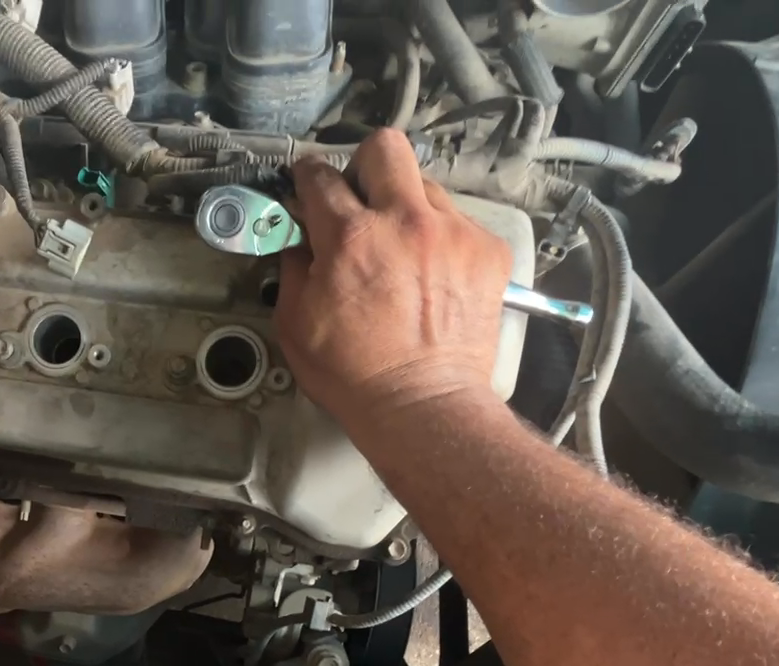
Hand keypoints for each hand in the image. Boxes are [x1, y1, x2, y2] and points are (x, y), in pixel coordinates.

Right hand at [275, 129, 513, 425]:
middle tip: (357, 203)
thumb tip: (298, 242)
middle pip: (383, 148)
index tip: (307, 184)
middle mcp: (404, 221)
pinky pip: (457, 222)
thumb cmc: (354, 375)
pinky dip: (437, 240)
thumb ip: (292, 270)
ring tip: (398, 252)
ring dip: (403, 208)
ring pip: (423, 185)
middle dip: (362, 168)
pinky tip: (428, 277)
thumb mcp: (295, 326)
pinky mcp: (485, 250)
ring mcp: (451, 232)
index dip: (307, 177)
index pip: (320, 176)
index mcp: (348, 238)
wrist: (421, 404)